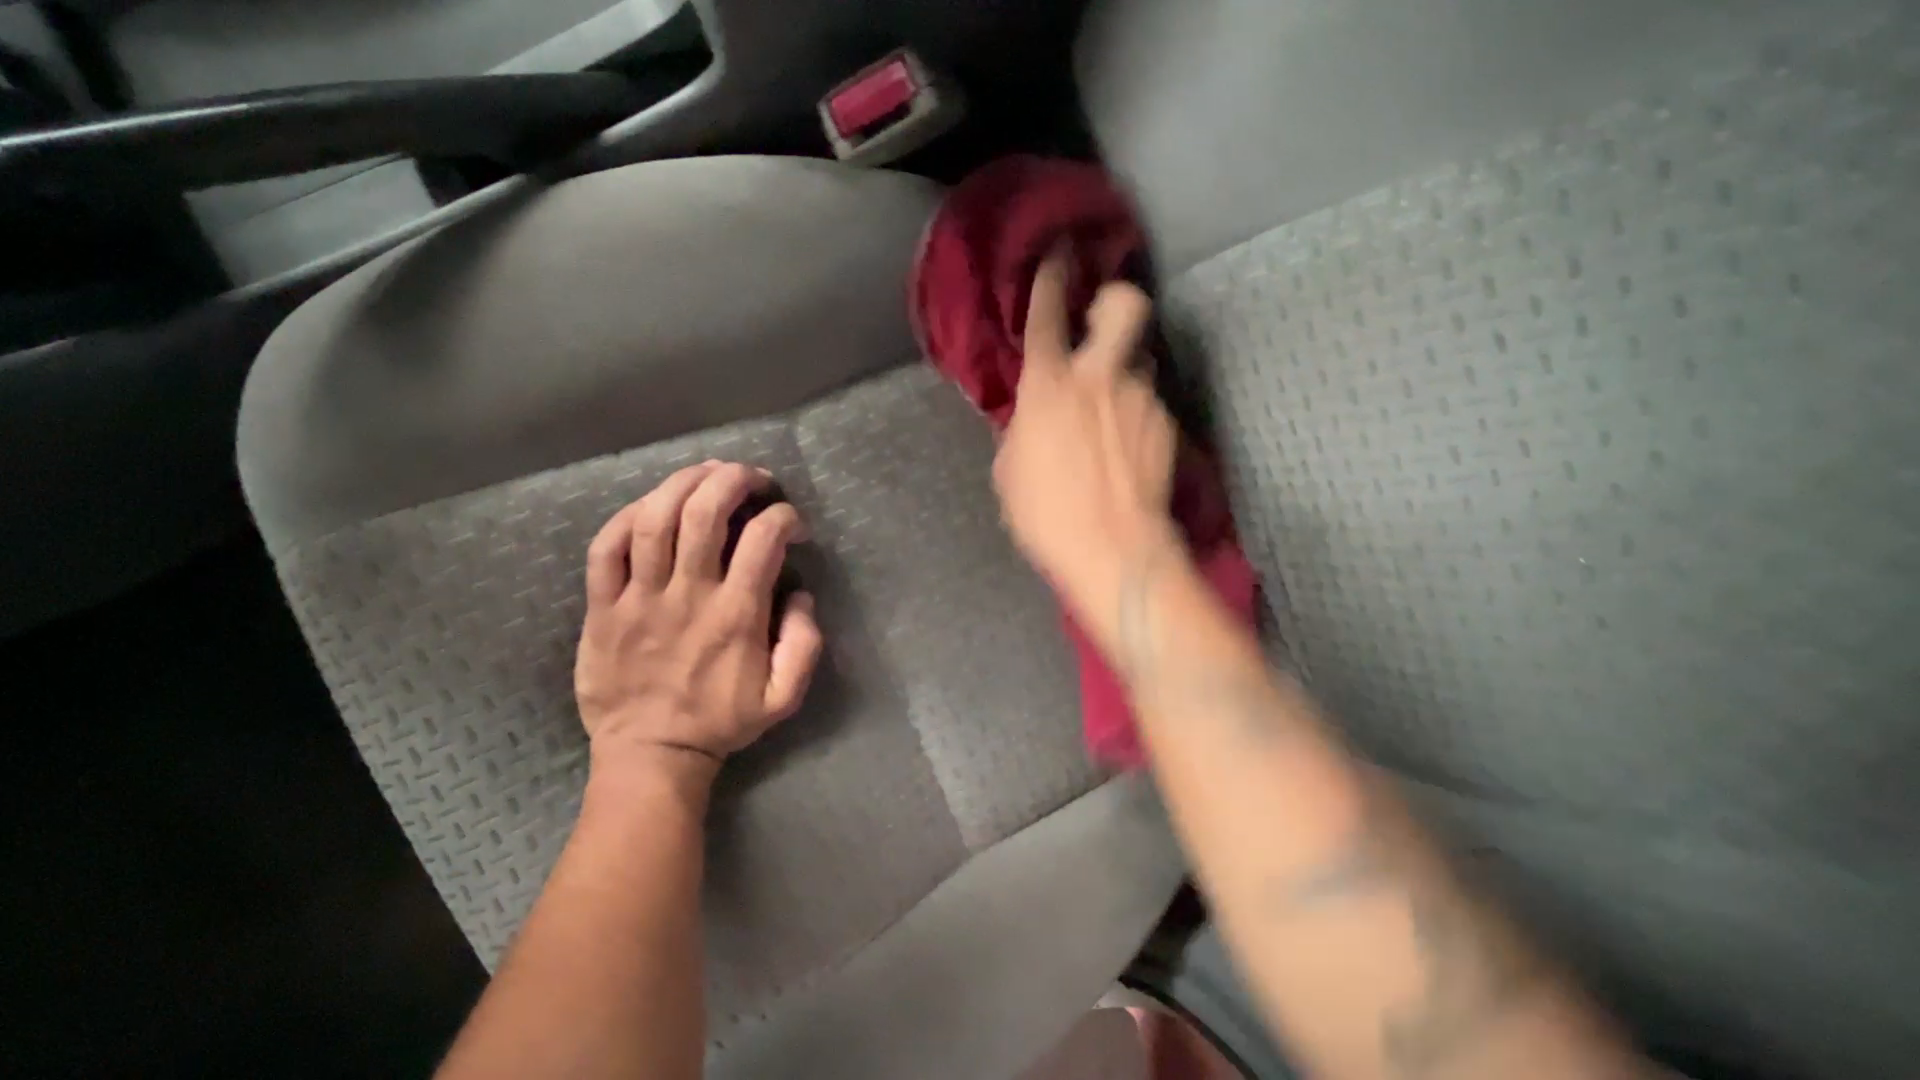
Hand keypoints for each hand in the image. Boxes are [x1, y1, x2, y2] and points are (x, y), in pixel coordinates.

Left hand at [574, 461, 822, 789]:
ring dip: (682, 483)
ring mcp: (639, 598)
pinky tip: (650, 505)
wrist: (651, 755)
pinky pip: (605, 547)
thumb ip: (804, 644)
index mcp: (735, 616)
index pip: (763, 539)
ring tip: (706, 472)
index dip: (784, 517)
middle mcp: (687, 595)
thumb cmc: (721, 723)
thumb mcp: (784, 698)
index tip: (791, 523)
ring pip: (654, 519)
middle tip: (752, 476)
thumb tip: (800, 593)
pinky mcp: (602, 607)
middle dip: (733, 480)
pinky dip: (626, 516)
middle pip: (704, 513)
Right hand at [994, 250, 1181, 595]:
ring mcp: (1142, 398)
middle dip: (1116, 298)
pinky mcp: (1168, 425)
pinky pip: (1151, 405)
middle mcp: (1100, 377)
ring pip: (1141, 360)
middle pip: (1125, 305)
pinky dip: (1138, 416)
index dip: (1051, 276)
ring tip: (1114, 406)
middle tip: (1105, 316)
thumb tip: (1033, 413)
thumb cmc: (1046, 514)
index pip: (1047, 313)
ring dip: (1126, 371)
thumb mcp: (1011, 467)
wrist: (1115, 549)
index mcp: (1049, 384)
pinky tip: (1129, 449)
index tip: (1059, 253)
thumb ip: (1023, 425)